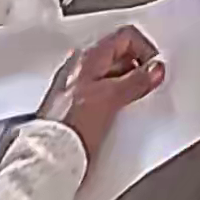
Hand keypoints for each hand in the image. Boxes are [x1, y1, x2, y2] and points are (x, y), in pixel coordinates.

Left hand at [41, 26, 166, 157]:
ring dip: (124, 83)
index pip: (126, 36)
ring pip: (109, 72)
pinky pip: (99, 90)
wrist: (43, 163)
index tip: (152, 68)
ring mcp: (72, 86)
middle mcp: (78, 66)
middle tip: (145, 83)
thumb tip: (156, 68)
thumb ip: (138, 79)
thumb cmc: (70, 127)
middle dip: (136, 66)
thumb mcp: (112, 98)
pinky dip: (111, 96)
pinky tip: (114, 113)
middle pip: (118, 53)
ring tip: (130, 100)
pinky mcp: (70, 106)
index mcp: (88, 56)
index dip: (145, 48)